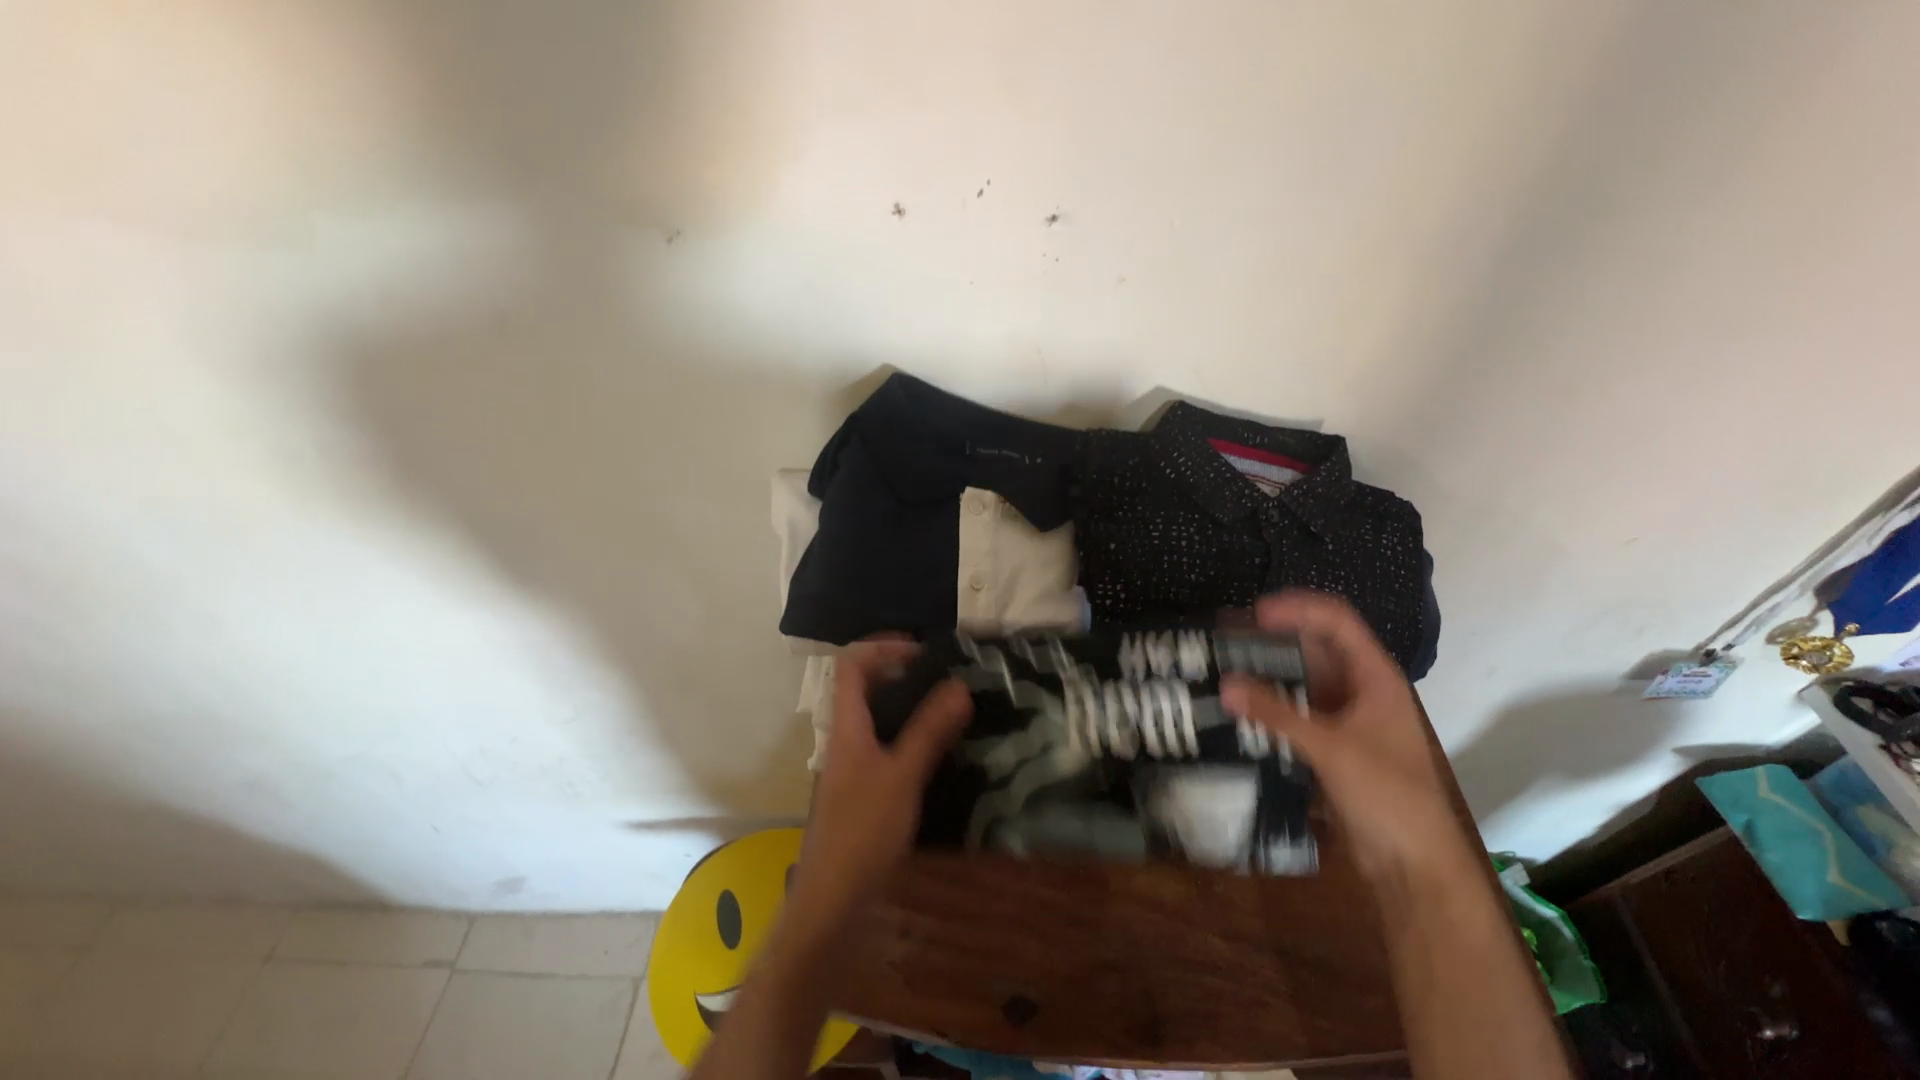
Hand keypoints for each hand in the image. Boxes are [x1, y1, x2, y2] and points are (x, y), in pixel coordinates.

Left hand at [789, 640, 971, 931]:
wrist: (833, 900)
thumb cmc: (862, 832)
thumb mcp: (901, 777)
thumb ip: (929, 731)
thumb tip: (959, 684)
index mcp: (846, 727)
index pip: (852, 665)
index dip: (883, 646)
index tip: (926, 651)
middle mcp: (845, 741)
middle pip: (866, 691)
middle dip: (905, 676)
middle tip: (950, 679)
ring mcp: (853, 770)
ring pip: (879, 723)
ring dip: (912, 710)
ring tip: (955, 711)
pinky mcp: (864, 796)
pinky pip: (888, 752)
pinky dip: (913, 743)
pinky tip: (944, 757)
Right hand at [1219, 591, 1477, 887]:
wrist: (1414, 864)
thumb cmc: (1387, 795)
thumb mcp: (1331, 749)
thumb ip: (1276, 715)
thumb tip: (1224, 685)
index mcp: (1375, 677)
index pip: (1335, 621)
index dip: (1296, 609)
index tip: (1252, 614)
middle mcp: (1360, 691)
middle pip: (1314, 650)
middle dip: (1271, 641)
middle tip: (1223, 640)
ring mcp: (1345, 721)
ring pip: (1301, 684)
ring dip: (1266, 677)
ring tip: (1220, 670)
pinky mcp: (1330, 749)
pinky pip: (1294, 716)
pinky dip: (1268, 710)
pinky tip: (1236, 712)